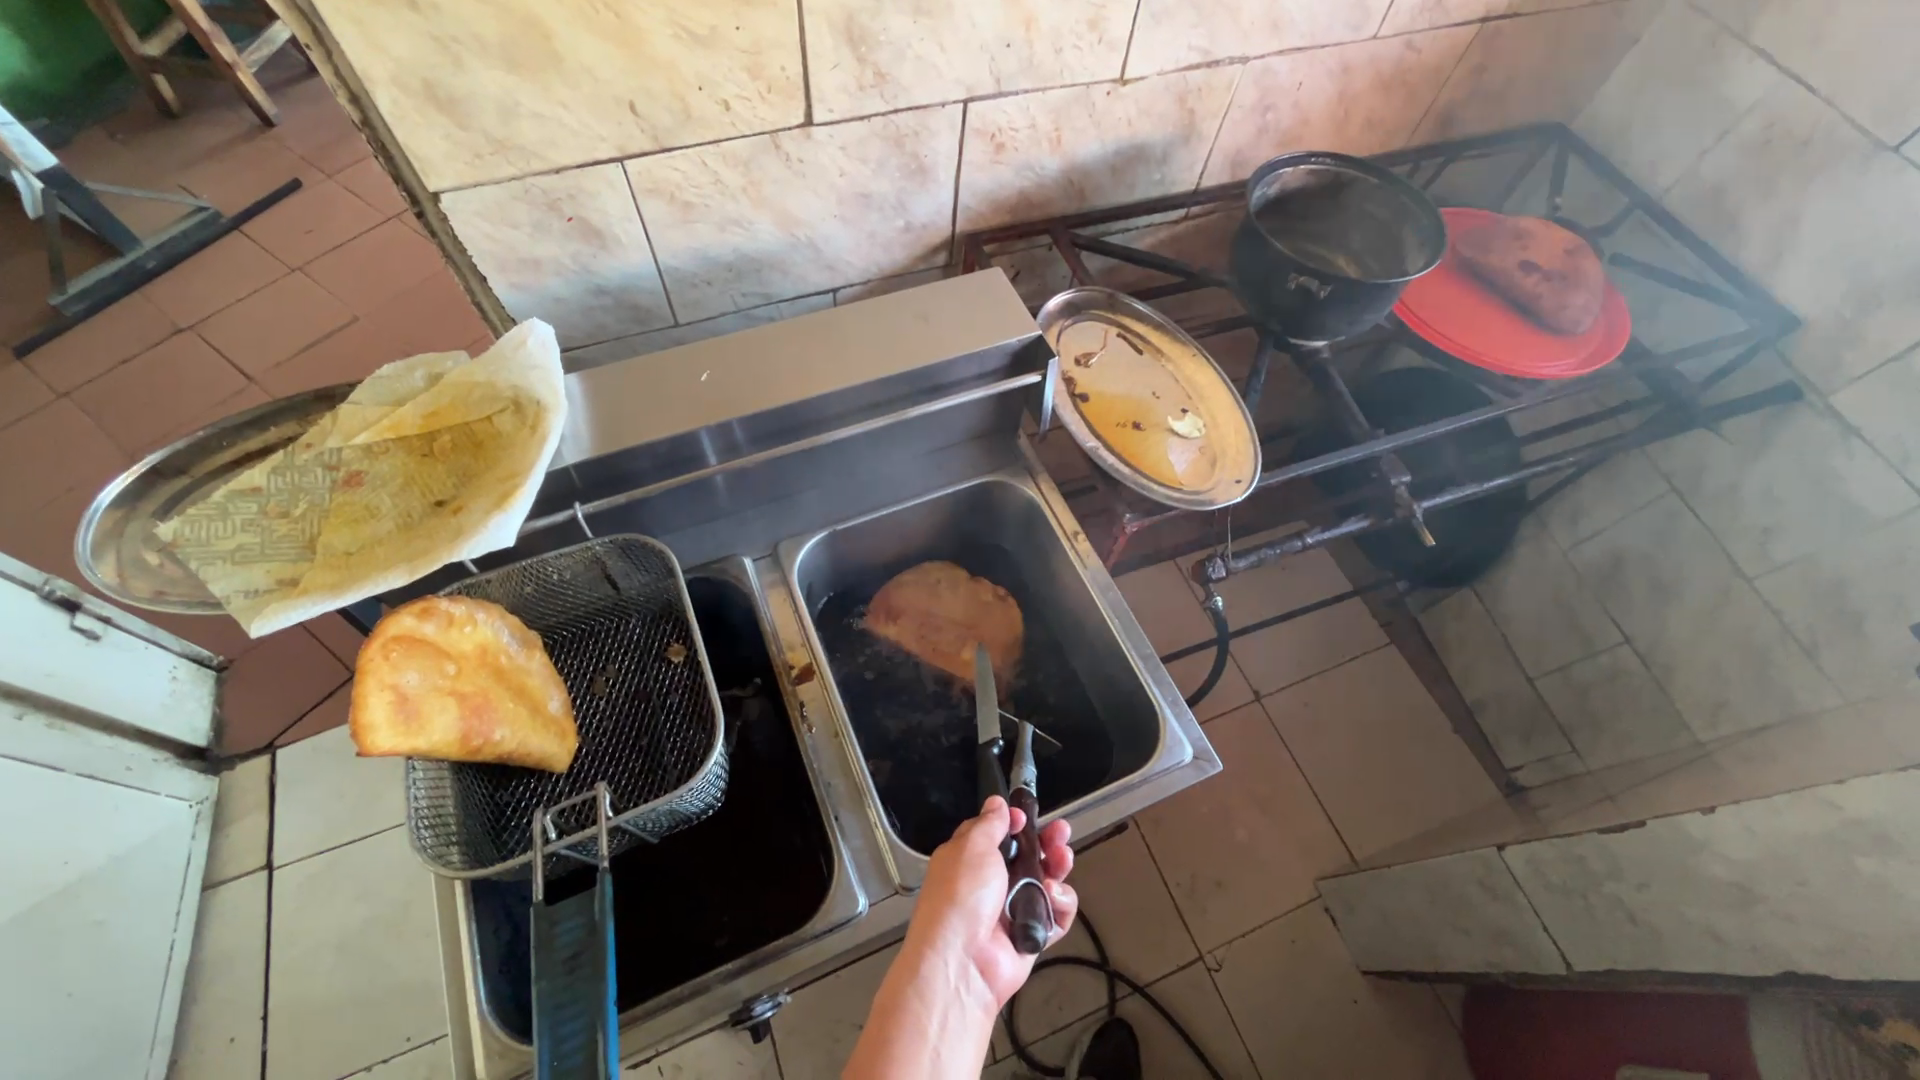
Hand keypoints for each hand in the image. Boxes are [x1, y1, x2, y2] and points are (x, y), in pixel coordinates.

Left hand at [903, 795, 1077, 1010]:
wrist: (964, 961)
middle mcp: (991, 883)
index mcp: (969, 859)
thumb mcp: (972, 847)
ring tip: (1062, 860)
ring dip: (1057, 867)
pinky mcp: (1032, 933)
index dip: (1014, 822)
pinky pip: (1056, 914)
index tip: (1026, 815)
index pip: (996, 834)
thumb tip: (997, 803)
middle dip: (1047, 842)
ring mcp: (1013, 909)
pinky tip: (1054, 897)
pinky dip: (1061, 904)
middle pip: (1027, 856)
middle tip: (1061, 834)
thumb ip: (989, 824)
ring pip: (1046, 881)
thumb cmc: (962, 896)